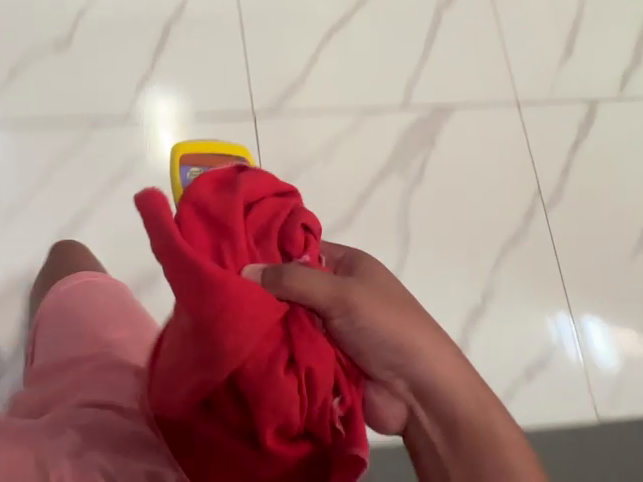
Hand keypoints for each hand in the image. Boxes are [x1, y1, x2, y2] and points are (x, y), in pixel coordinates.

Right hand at [245, 243, 545, 481]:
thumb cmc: (387, 327)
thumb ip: (292, 279)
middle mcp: (336, 292)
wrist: (421, 394)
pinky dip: (276, 349)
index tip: (230, 252)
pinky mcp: (325, 360)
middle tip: (221, 288)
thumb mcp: (340, 292)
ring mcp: (330, 328)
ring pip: (287, 318)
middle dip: (263, 290)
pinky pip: (292, 348)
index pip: (298, 248)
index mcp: (346, 264)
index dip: (268, 250)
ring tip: (225, 317)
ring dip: (268, 323)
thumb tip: (244, 270)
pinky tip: (244, 344)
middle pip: (289, 285)